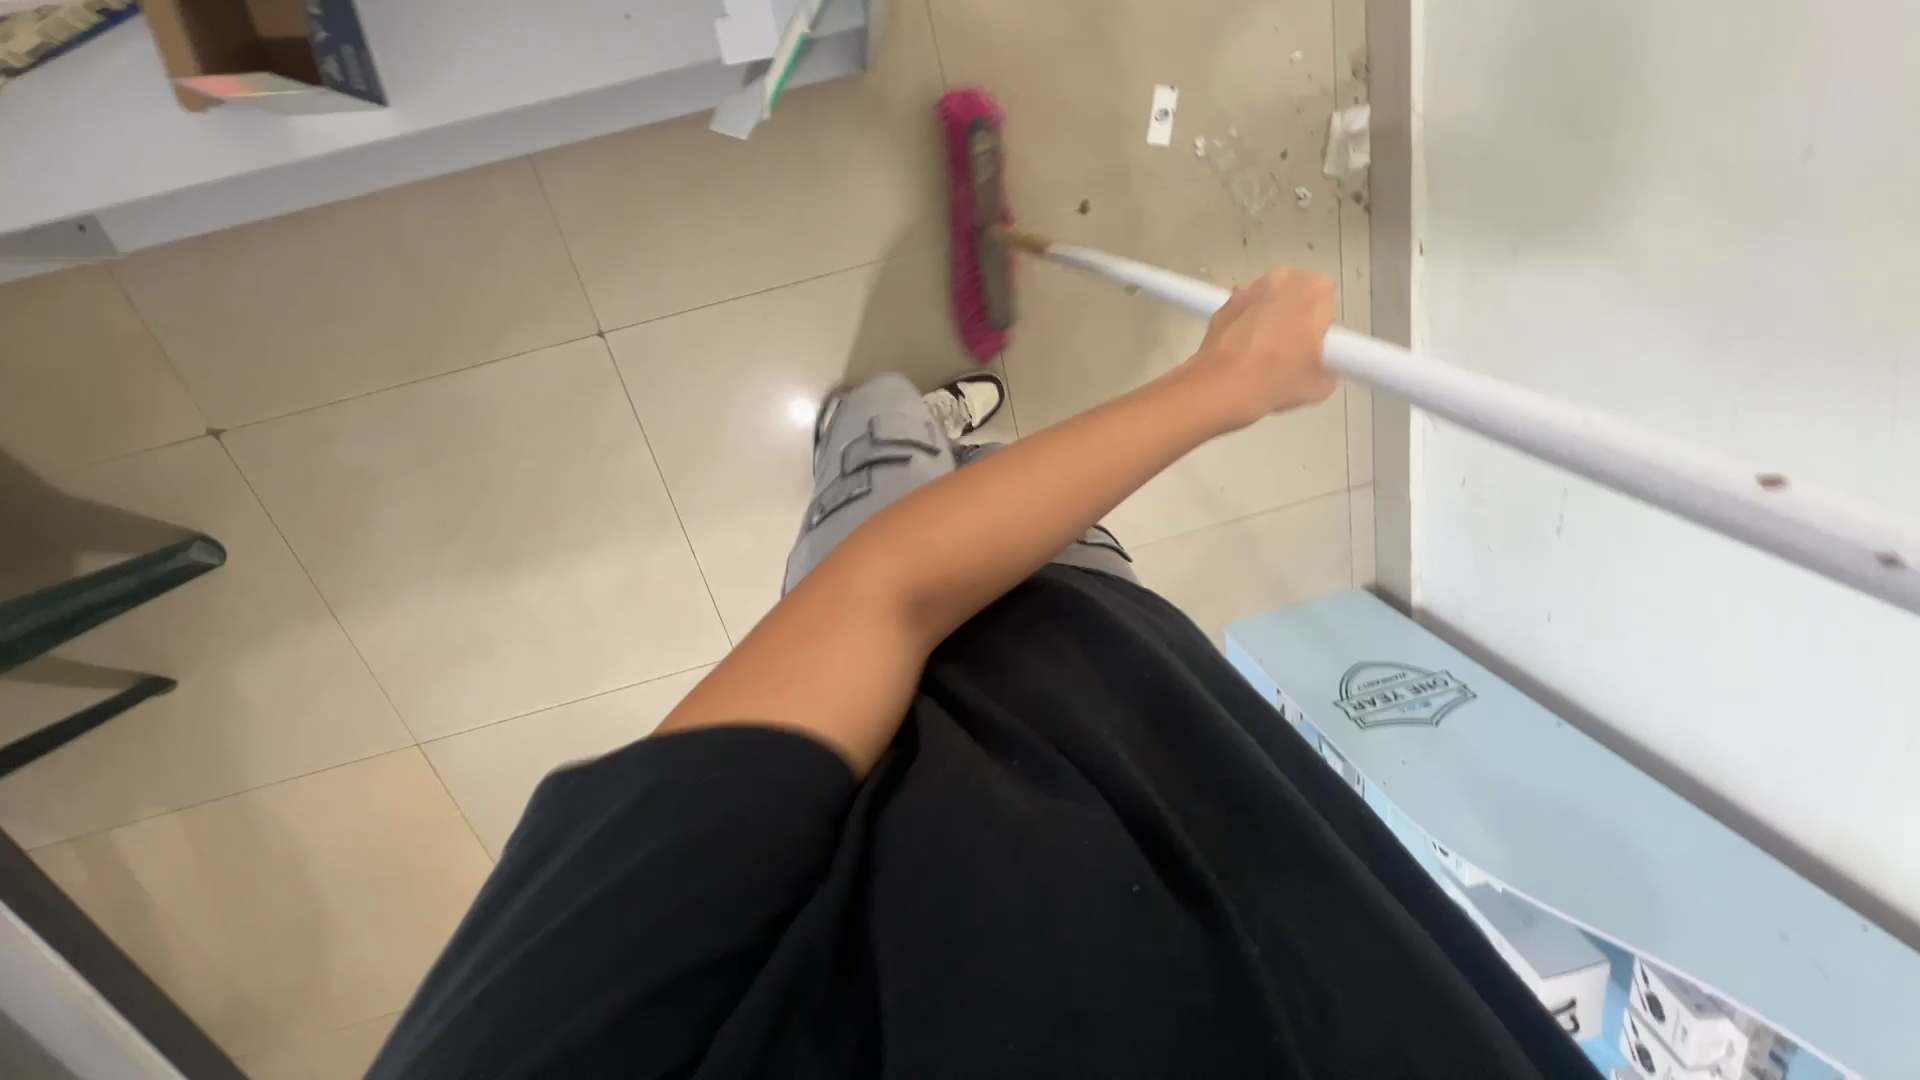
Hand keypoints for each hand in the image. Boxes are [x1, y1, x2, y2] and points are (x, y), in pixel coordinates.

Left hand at [1181, 267, 1338, 429]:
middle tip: (1286, 351)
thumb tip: (1321, 372)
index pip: (1326, 304)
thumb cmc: (1277, 379)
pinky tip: (1238, 352)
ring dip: (1266, 318)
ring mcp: (1247, 289)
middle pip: (1295, 296)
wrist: (1220, 387)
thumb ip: (1328, 370)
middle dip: (1293, 316)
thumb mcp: (1320, 385)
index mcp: (1316, 290)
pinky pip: (1240, 313)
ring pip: (1266, 301)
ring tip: (1259, 354)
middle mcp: (1283, 279)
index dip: (1318, 328)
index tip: (1309, 350)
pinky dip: (1241, 326)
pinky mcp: (1221, 305)